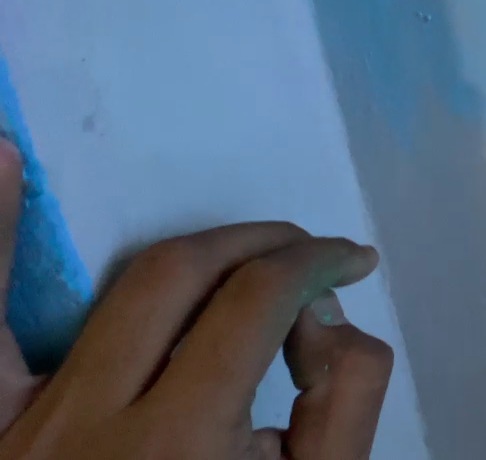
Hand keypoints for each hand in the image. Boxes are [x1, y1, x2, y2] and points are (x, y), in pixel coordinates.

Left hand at [0, 139, 393, 457]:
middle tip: (297, 251)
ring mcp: (1, 433)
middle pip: (180, 272)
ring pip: (12, 291)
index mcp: (180, 440)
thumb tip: (328, 314)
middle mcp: (77, 426)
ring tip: (20, 154)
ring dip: (8, 212)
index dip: (323, 258)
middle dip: (258, 239)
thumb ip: (344, 393)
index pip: (267, 293)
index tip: (350, 264)